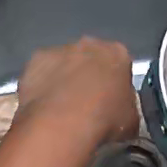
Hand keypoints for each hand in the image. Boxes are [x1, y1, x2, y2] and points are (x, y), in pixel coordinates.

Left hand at [15, 37, 138, 144]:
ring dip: (63, 78)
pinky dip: (41, 84)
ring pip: (63, 63)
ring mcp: (59, 49)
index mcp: (117, 54)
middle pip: (90, 57)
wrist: (63, 123)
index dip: (114, 82)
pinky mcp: (35, 60)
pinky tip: (42, 105)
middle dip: (87, 74)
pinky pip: (41, 72)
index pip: (119, 63)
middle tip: (85, 102)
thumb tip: (121, 110)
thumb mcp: (131, 120)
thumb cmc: (105, 119)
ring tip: (60, 107)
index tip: (110, 100)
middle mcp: (89, 43)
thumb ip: (127, 107)